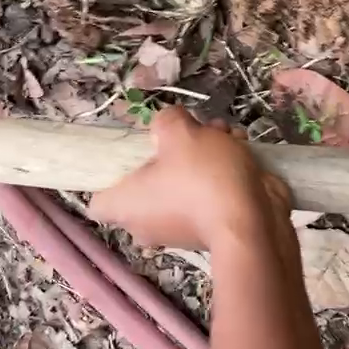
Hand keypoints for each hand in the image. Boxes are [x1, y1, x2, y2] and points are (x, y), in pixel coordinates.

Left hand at [88, 106, 290, 250]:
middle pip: (148, 180)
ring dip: (204, 154)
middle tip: (191, 131)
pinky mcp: (208, 227)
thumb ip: (166, 120)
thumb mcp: (180, 133)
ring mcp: (178, 228)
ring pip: (182, 181)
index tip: (133, 153)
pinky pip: (205, 193)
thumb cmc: (202, 179)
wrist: (251, 222)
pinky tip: (240, 149)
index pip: (98, 200)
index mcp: (125, 207)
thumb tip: (167, 123)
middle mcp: (144, 224)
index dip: (111, 175)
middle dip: (174, 150)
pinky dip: (220, 172)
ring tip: (225, 135)